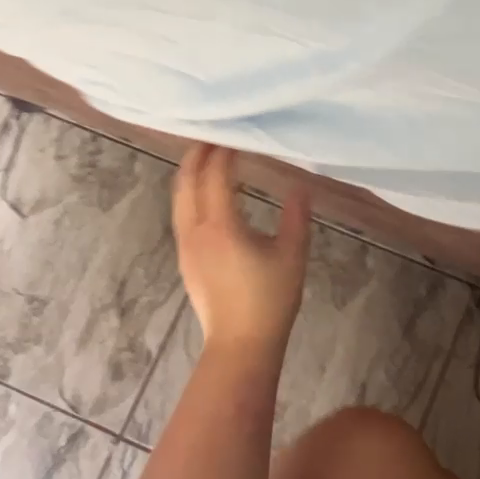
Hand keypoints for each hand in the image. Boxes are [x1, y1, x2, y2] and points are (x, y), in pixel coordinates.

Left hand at [172, 144, 312, 353]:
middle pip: (187, 182)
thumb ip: (296, 217)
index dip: (223, 152)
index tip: (235, 135)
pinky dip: (189, 194)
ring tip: (204, 159)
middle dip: (197, 156)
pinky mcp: (186, 260)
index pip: (216, 176)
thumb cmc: (270, 299)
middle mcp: (195, 231)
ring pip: (179, 199)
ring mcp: (186, 246)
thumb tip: (300, 187)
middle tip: (212, 136)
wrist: (240, 343)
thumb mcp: (292, 255)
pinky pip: (181, 215)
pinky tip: (204, 197)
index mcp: (221, 226)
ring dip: (189, 174)